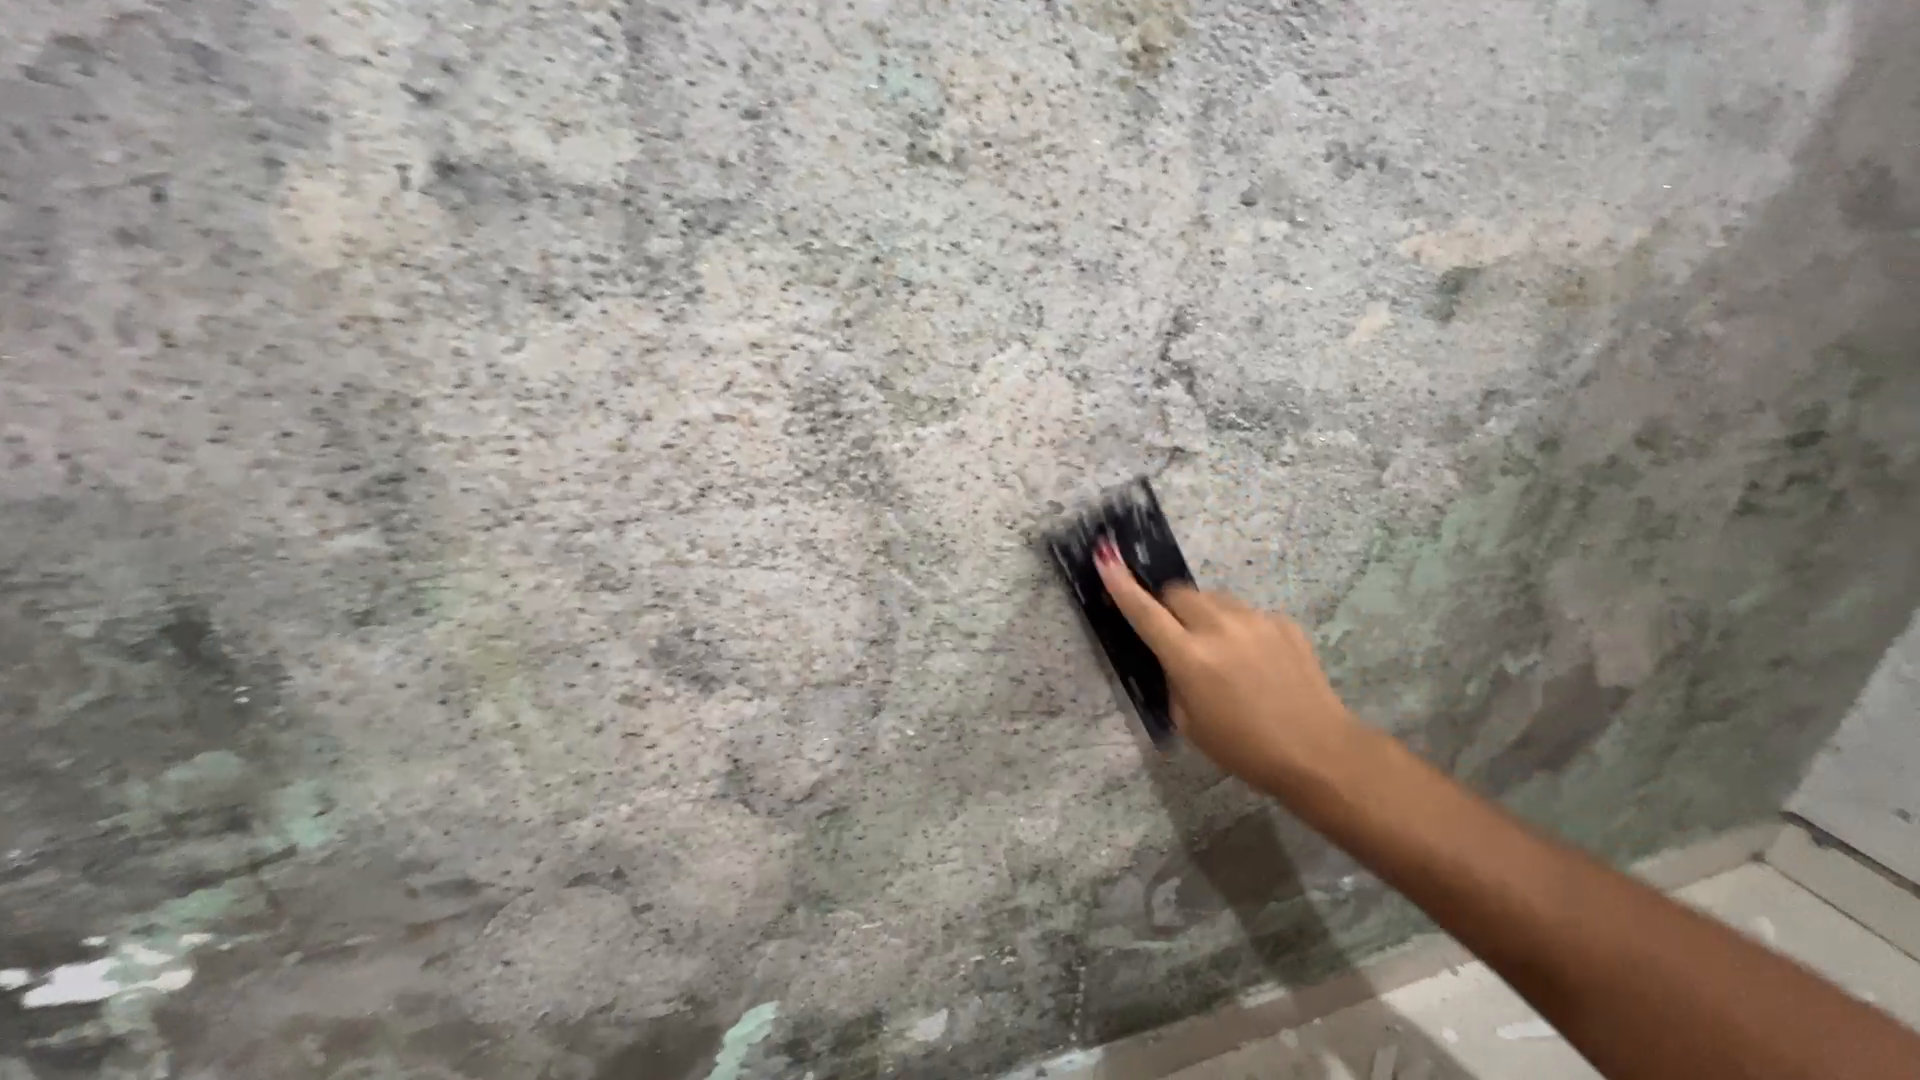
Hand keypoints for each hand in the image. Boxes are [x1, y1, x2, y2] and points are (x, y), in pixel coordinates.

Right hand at [1094, 537, 1358, 786]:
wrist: (1317, 750)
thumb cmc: (1244, 748)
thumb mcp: (1189, 723)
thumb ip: (1173, 680)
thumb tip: (1172, 655)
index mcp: (1190, 658)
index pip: (1144, 612)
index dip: (1121, 585)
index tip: (1106, 557)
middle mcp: (1220, 629)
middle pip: (1178, 594)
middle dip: (1169, 608)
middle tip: (1177, 636)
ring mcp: (1255, 621)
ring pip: (1214, 600)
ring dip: (1205, 616)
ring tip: (1222, 652)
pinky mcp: (1283, 622)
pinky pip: (1247, 614)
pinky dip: (1240, 629)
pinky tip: (1256, 662)